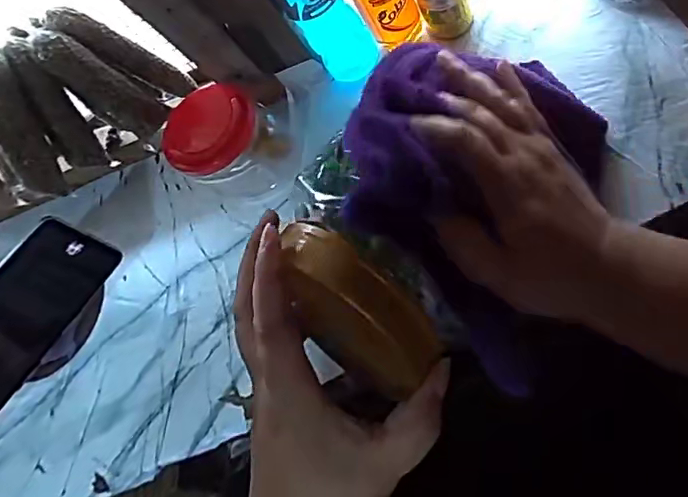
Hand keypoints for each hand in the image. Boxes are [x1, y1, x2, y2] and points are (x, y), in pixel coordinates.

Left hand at [233, 211, 448, 496]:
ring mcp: (262, 387)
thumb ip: (417, 421)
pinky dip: (265, 303)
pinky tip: (292, 296)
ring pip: (246, 323)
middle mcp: (264, 378)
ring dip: (254, 280)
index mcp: (285, 385)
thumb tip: (443, 367)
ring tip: (276, 246)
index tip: (271, 232)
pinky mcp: (268, 395)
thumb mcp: (383, 465)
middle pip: (243, 311)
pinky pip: (258, 336)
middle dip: (250, 262)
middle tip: (270, 223)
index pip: (266, 318)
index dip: (265, 273)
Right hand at [411, 52, 624, 323]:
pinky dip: (513, 83)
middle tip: (414, 81)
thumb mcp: (499, 274)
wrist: (608, 266)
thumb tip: (431, 206)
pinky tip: (500, 64)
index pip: (466, 140)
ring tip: (446, 57)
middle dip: (446, 92)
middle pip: (481, 112)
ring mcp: (539, 145)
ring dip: (473, 78)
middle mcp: (522, 154)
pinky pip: (529, 106)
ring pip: (502, 101)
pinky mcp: (551, 145)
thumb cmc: (550, 275)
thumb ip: (462, 241)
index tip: (407, 122)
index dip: (435, 127)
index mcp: (507, 184)